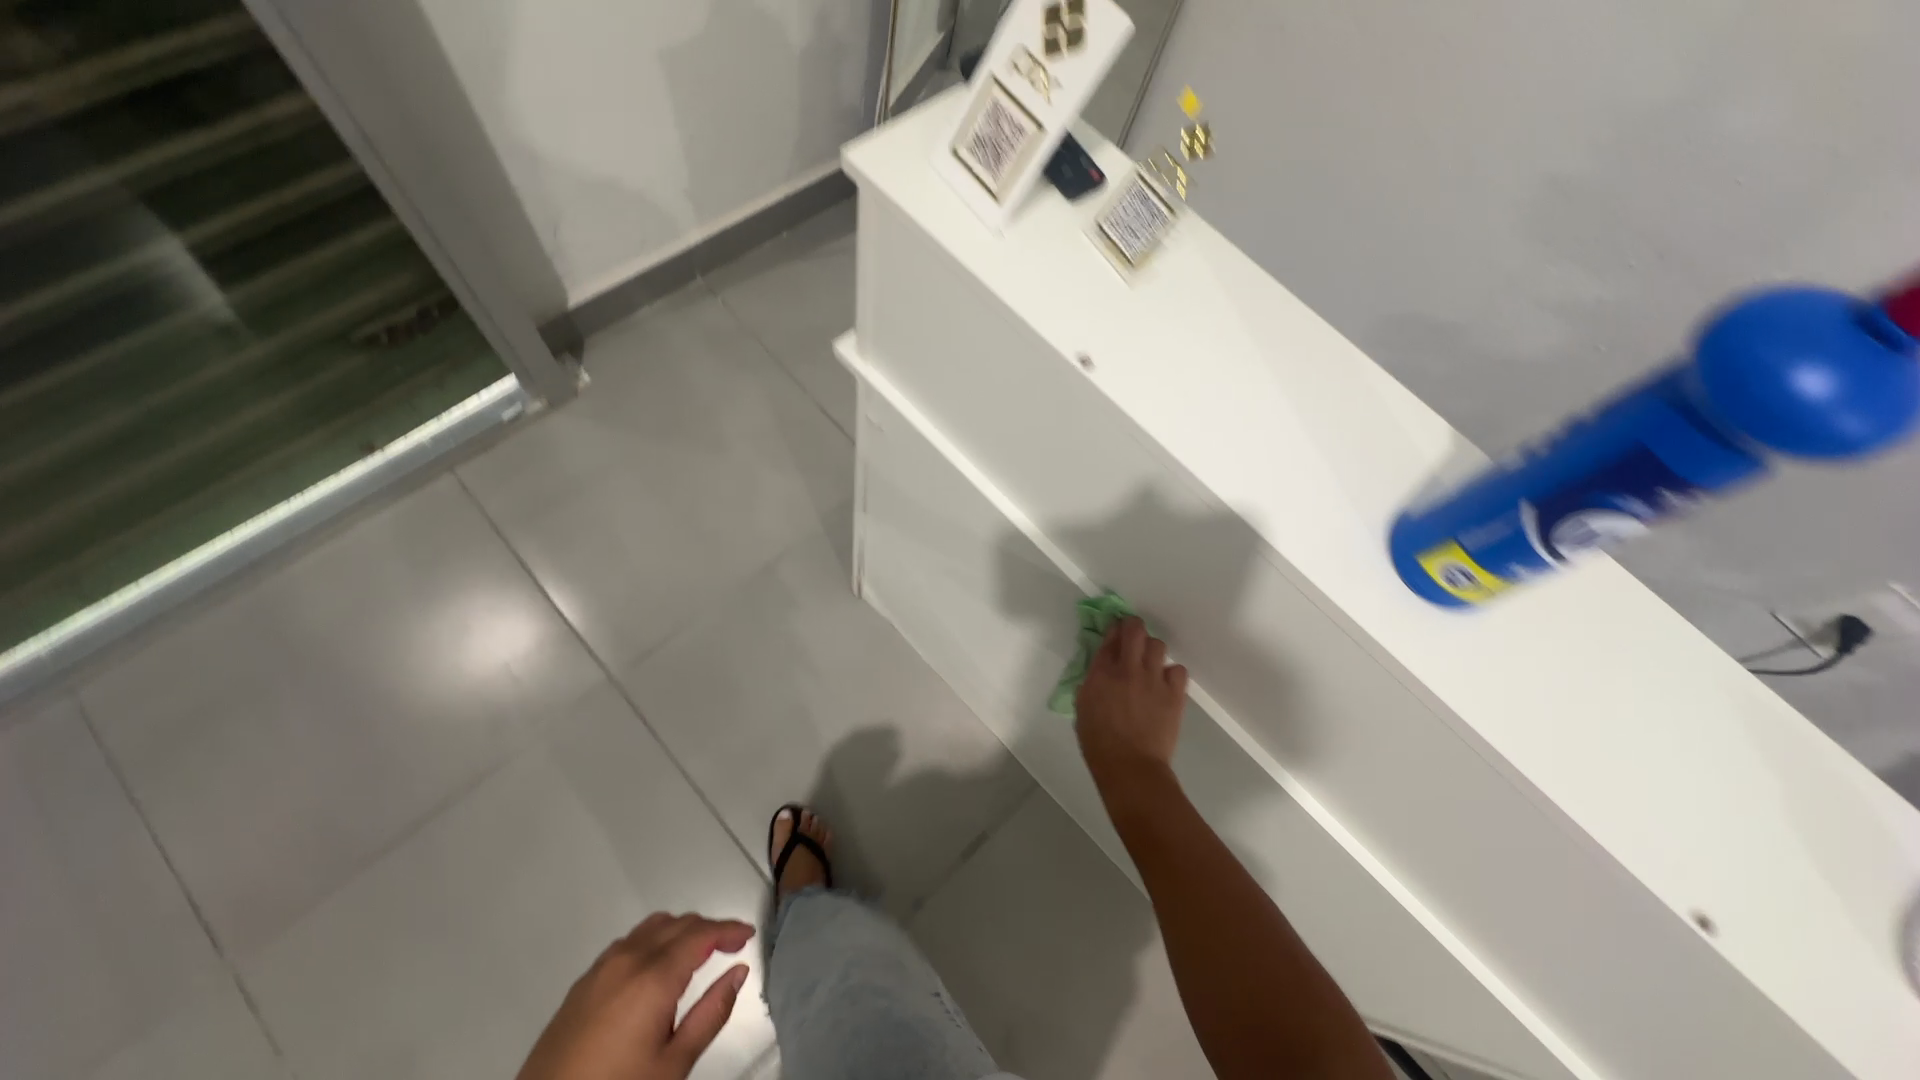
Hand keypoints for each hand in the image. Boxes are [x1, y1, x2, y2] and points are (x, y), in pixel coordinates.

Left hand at [517, 913, 754, 1079]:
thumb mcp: (674, 1063)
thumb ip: (711, 1013)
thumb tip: (738, 972)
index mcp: (654, 978)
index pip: (701, 934)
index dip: (728, 929)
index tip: (748, 934)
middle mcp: (627, 960)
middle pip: (677, 924)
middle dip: (708, 928)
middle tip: (732, 945)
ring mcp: (600, 969)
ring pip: (650, 928)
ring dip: (679, 931)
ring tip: (699, 953)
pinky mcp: (583, 984)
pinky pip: (627, 943)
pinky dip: (653, 941)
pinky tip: (658, 968)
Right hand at [1075, 617, 1187, 780]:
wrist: (1131, 767)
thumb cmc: (1099, 744)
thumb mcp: (1083, 709)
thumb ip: (1093, 684)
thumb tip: (1102, 672)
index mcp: (1100, 674)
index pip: (1109, 638)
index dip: (1113, 631)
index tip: (1115, 632)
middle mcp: (1127, 669)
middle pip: (1135, 630)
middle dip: (1133, 627)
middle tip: (1132, 635)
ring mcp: (1153, 679)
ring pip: (1158, 645)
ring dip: (1152, 650)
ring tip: (1149, 663)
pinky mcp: (1174, 694)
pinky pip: (1178, 670)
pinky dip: (1171, 673)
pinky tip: (1165, 684)